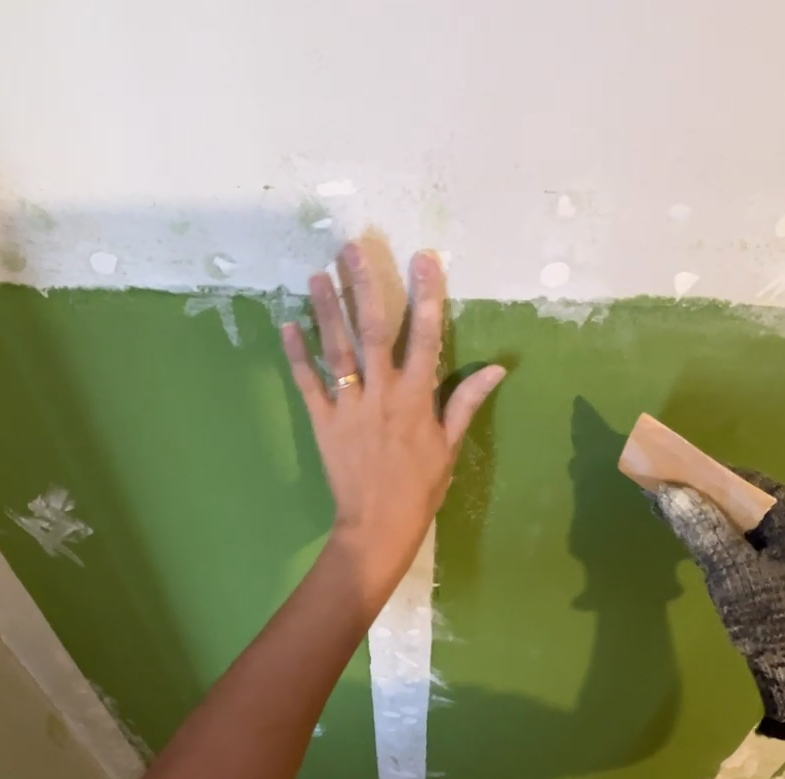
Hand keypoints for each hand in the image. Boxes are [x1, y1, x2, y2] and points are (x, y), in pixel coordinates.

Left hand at [282, 239, 506, 593]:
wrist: (379, 525)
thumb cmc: (420, 488)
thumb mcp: (450, 446)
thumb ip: (466, 402)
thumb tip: (497, 368)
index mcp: (417, 397)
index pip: (426, 336)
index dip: (427, 295)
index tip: (424, 257)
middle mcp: (381, 393)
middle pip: (374, 330)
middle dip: (365, 286)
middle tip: (353, 247)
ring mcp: (348, 406)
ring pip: (337, 349)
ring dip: (327, 309)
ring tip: (318, 273)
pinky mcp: (322, 421)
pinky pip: (308, 383)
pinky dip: (297, 355)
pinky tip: (287, 324)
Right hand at [650, 474, 784, 741]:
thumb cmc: (771, 620)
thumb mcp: (732, 573)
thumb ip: (703, 531)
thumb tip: (671, 491)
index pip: (753, 484)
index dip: (712, 478)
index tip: (675, 479)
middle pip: (752, 503)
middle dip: (710, 500)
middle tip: (670, 501)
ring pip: (752, 524)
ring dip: (716, 520)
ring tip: (678, 521)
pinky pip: (755, 544)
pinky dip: (727, 540)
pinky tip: (703, 546)